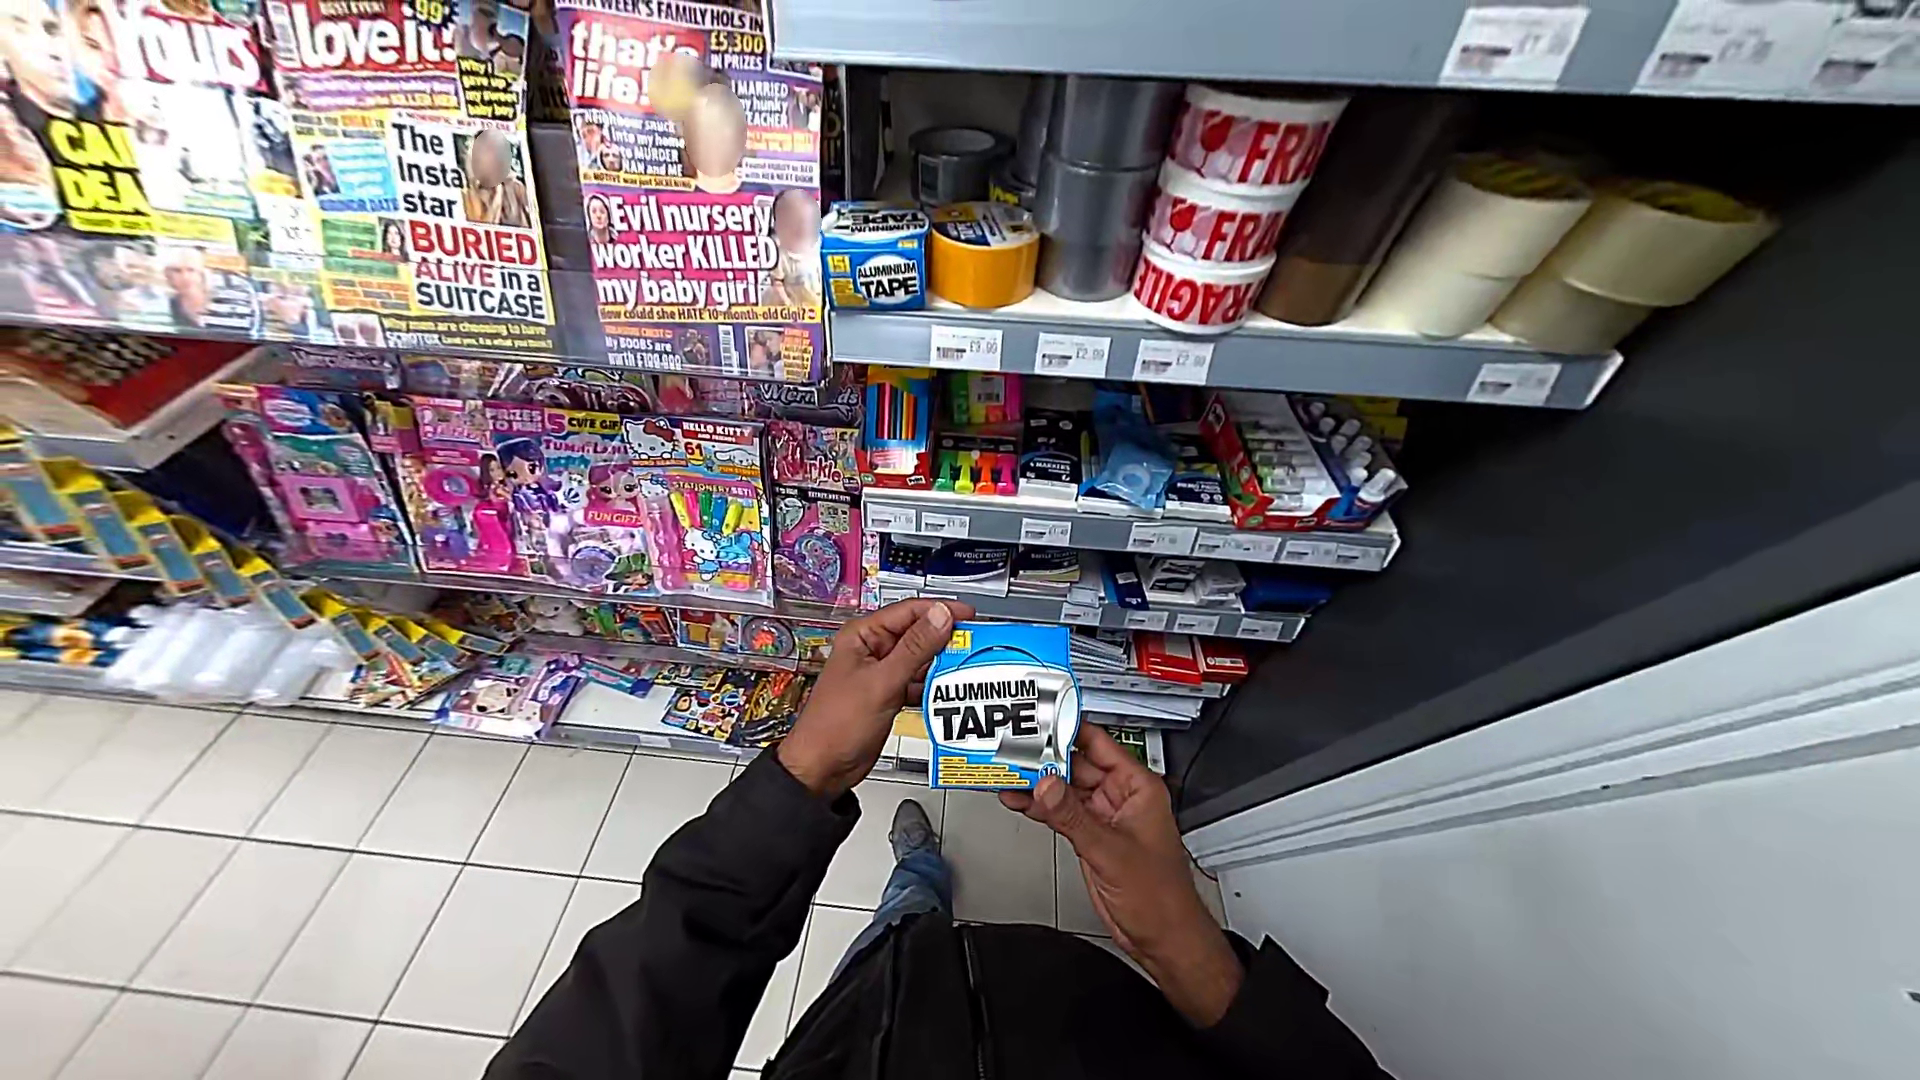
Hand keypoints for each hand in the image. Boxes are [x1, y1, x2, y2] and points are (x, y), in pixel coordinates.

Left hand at [777, 598, 970, 798]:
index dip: (940, 611)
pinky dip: (932, 685)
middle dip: (945, 639)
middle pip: (918, 633)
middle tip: (972, 644)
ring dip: (940, 663)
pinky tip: (945, 691)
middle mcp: (873, 649)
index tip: (968, 617)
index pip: (909, 611)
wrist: (823, 769)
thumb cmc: (834, 726)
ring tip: (963, 667)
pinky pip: (918, 680)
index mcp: (863, 635)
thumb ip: (915, 648)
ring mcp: (882, 671)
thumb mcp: (882, 682)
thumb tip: (940, 616)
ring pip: (920, 658)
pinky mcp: (889, 692)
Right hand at [1000, 725, 1242, 1026]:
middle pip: (1075, 764)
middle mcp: (1119, 795)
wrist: (1163, 941)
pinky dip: (1039, 806)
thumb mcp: (1111, 851)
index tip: (1041, 721)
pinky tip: (1018, 800)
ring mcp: (1102, 815)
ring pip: (1063, 788)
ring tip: (1008, 773)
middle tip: (1014, 752)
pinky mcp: (1089, 835)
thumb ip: (1073, 816)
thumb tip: (1046, 785)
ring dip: (1037, 783)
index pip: (1098, 743)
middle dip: (1044, 758)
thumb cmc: (1161, 898)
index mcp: (1137, 786)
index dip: (1069, 730)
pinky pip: (1059, 811)